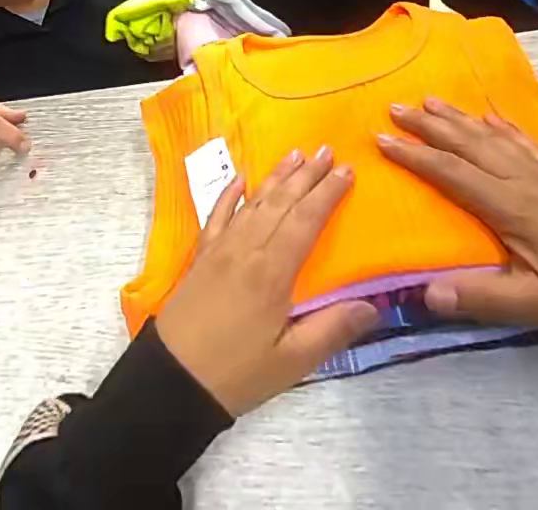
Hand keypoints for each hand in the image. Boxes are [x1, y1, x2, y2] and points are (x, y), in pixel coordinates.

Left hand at [158, 148, 378, 414]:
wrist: (165, 387)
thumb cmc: (233, 375)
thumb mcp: (290, 363)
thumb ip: (332, 330)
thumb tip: (372, 306)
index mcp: (272, 272)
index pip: (306, 219)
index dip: (328, 192)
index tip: (348, 170)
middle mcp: (247, 249)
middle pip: (282, 202)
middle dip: (307, 174)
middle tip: (327, 150)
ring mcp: (220, 250)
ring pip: (254, 202)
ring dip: (276, 176)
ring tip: (296, 153)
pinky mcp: (200, 258)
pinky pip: (217, 215)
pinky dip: (229, 194)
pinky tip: (240, 179)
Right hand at [379, 99, 537, 339]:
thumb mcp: (536, 306)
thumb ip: (480, 298)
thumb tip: (423, 292)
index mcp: (512, 207)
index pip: (452, 173)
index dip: (415, 156)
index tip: (382, 139)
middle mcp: (523, 179)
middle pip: (469, 143)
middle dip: (430, 124)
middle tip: (396, 106)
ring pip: (493, 135)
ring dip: (460, 117)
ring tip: (432, 100)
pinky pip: (524, 140)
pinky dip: (503, 124)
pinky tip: (493, 116)